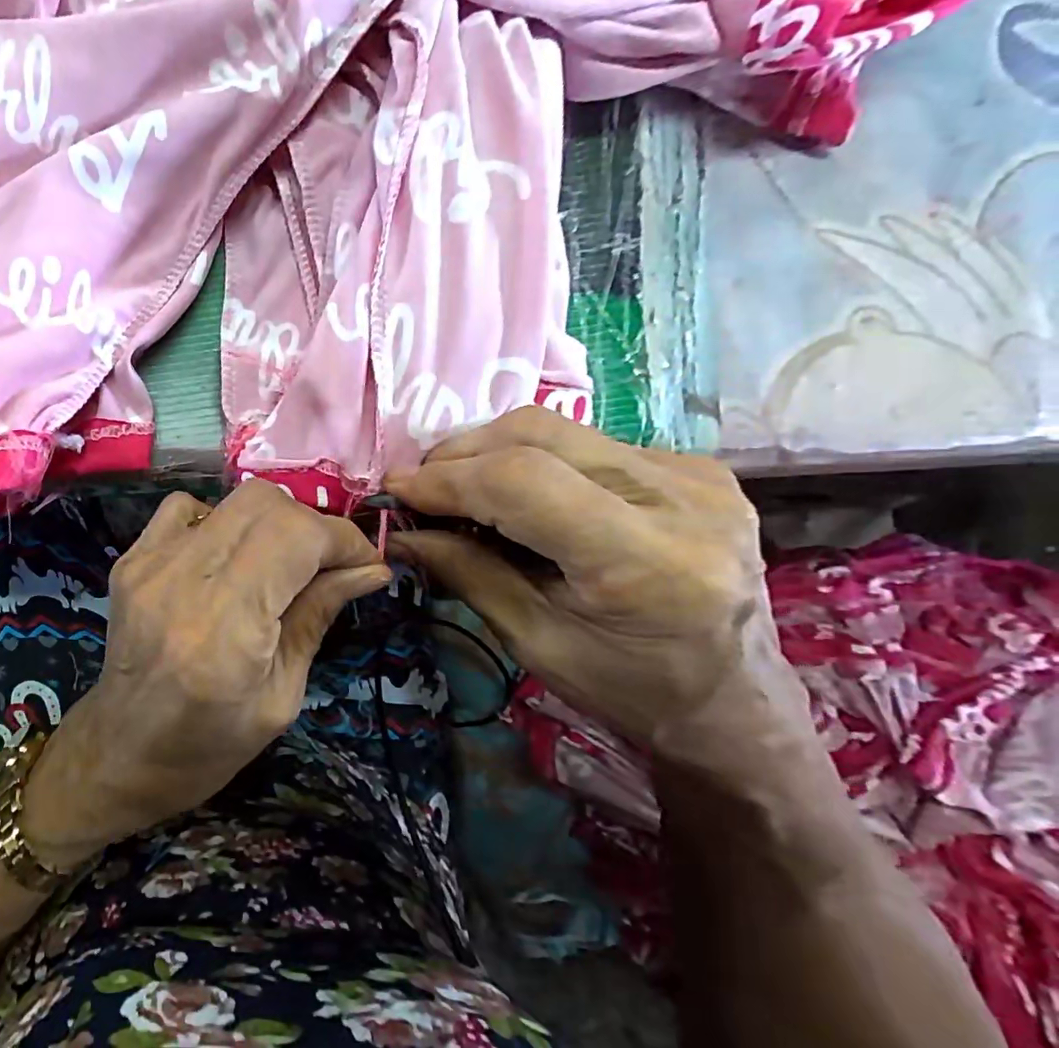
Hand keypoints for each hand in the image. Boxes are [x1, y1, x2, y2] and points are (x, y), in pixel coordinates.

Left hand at [21, 483, 390, 867]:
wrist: (123, 749)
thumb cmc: (209, 745)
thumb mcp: (281, 696)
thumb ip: (317, 617)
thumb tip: (370, 568)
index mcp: (225, 627)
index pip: (296, 536)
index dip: (343, 539)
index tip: (363, 563)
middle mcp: (182, 581)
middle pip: (264, 503)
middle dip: (310, 525)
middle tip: (325, 564)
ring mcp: (148, 564)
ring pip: (230, 499)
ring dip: (269, 522)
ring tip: (277, 564)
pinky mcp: (130, 560)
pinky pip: (185, 508)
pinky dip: (220, 520)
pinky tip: (225, 558)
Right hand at [382, 408, 812, 778]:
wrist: (732, 699)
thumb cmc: (626, 687)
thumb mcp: (531, 640)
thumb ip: (466, 573)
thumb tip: (403, 532)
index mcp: (646, 561)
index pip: (523, 482)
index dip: (446, 479)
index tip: (395, 492)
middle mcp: (681, 500)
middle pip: (537, 434)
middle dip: (458, 455)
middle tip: (419, 490)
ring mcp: (694, 474)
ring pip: (556, 427)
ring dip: (487, 451)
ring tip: (456, 490)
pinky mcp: (691, 466)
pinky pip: (583, 441)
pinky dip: (528, 459)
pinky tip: (514, 497)